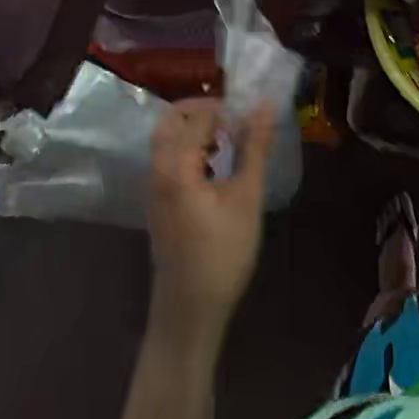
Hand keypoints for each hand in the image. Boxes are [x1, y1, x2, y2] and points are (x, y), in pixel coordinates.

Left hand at [147, 99, 276, 331]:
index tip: (253, 116)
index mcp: (175, 165)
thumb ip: (255, 148)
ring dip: (194, 129)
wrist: (189, 312)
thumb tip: (265, 106)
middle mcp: (157, 170)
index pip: (197, 116)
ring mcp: (153, 188)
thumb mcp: (246, 198)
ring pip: (166, 140)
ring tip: (229, 138)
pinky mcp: (158, 203)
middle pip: (170, 121)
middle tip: (235, 117)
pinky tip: (214, 164)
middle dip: (202, 111)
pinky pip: (167, 159)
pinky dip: (188, 148)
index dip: (226, 109)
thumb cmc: (223, 254)